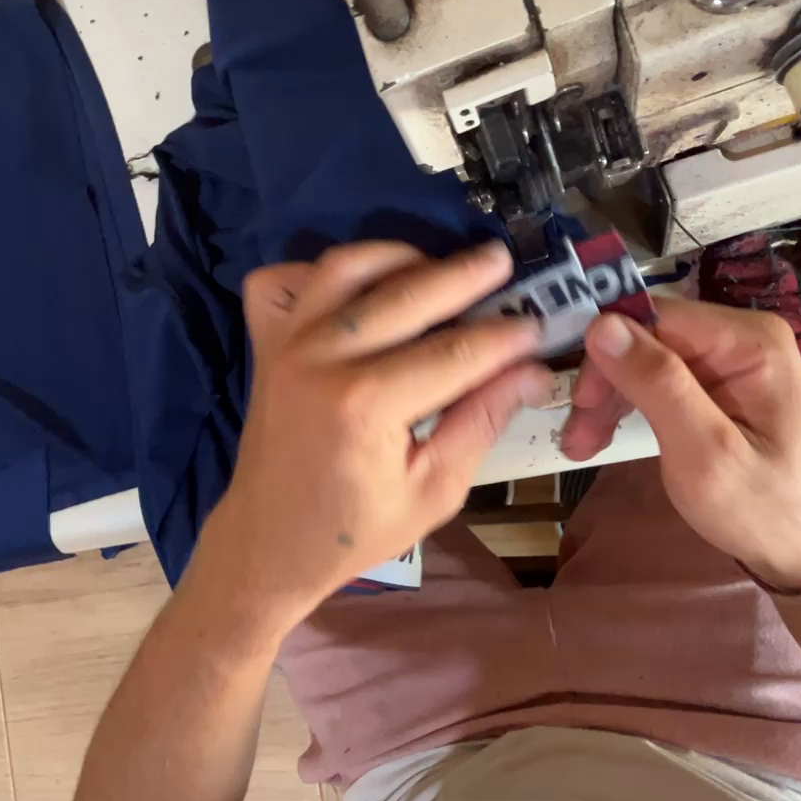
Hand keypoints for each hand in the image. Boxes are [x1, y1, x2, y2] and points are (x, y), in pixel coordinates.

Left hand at [191, 240, 552, 625]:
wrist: (269, 543)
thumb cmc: (354, 529)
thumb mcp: (434, 490)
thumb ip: (481, 420)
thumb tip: (534, 370)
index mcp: (364, 406)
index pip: (453, 352)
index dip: (503, 335)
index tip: (537, 324)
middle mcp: (320, 358)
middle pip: (404, 294)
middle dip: (462, 275)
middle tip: (501, 262)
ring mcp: (284, 344)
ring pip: (344, 267)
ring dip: (396, 257)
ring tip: (436, 266)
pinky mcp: (263, 342)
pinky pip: (283, 282)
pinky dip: (319, 272)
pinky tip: (356, 288)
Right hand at [558, 299, 800, 588]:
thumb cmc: (761, 510)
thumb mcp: (704, 453)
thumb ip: (657, 385)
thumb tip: (601, 324)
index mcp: (749, 342)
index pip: (653, 319)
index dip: (608, 354)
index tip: (581, 404)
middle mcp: (740, 335)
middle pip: (644, 337)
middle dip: (604, 383)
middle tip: (576, 437)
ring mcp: (729, 356)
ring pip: (641, 356)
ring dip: (608, 398)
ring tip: (582, 444)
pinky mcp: (716, 378)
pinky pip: (654, 374)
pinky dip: (625, 404)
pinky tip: (604, 435)